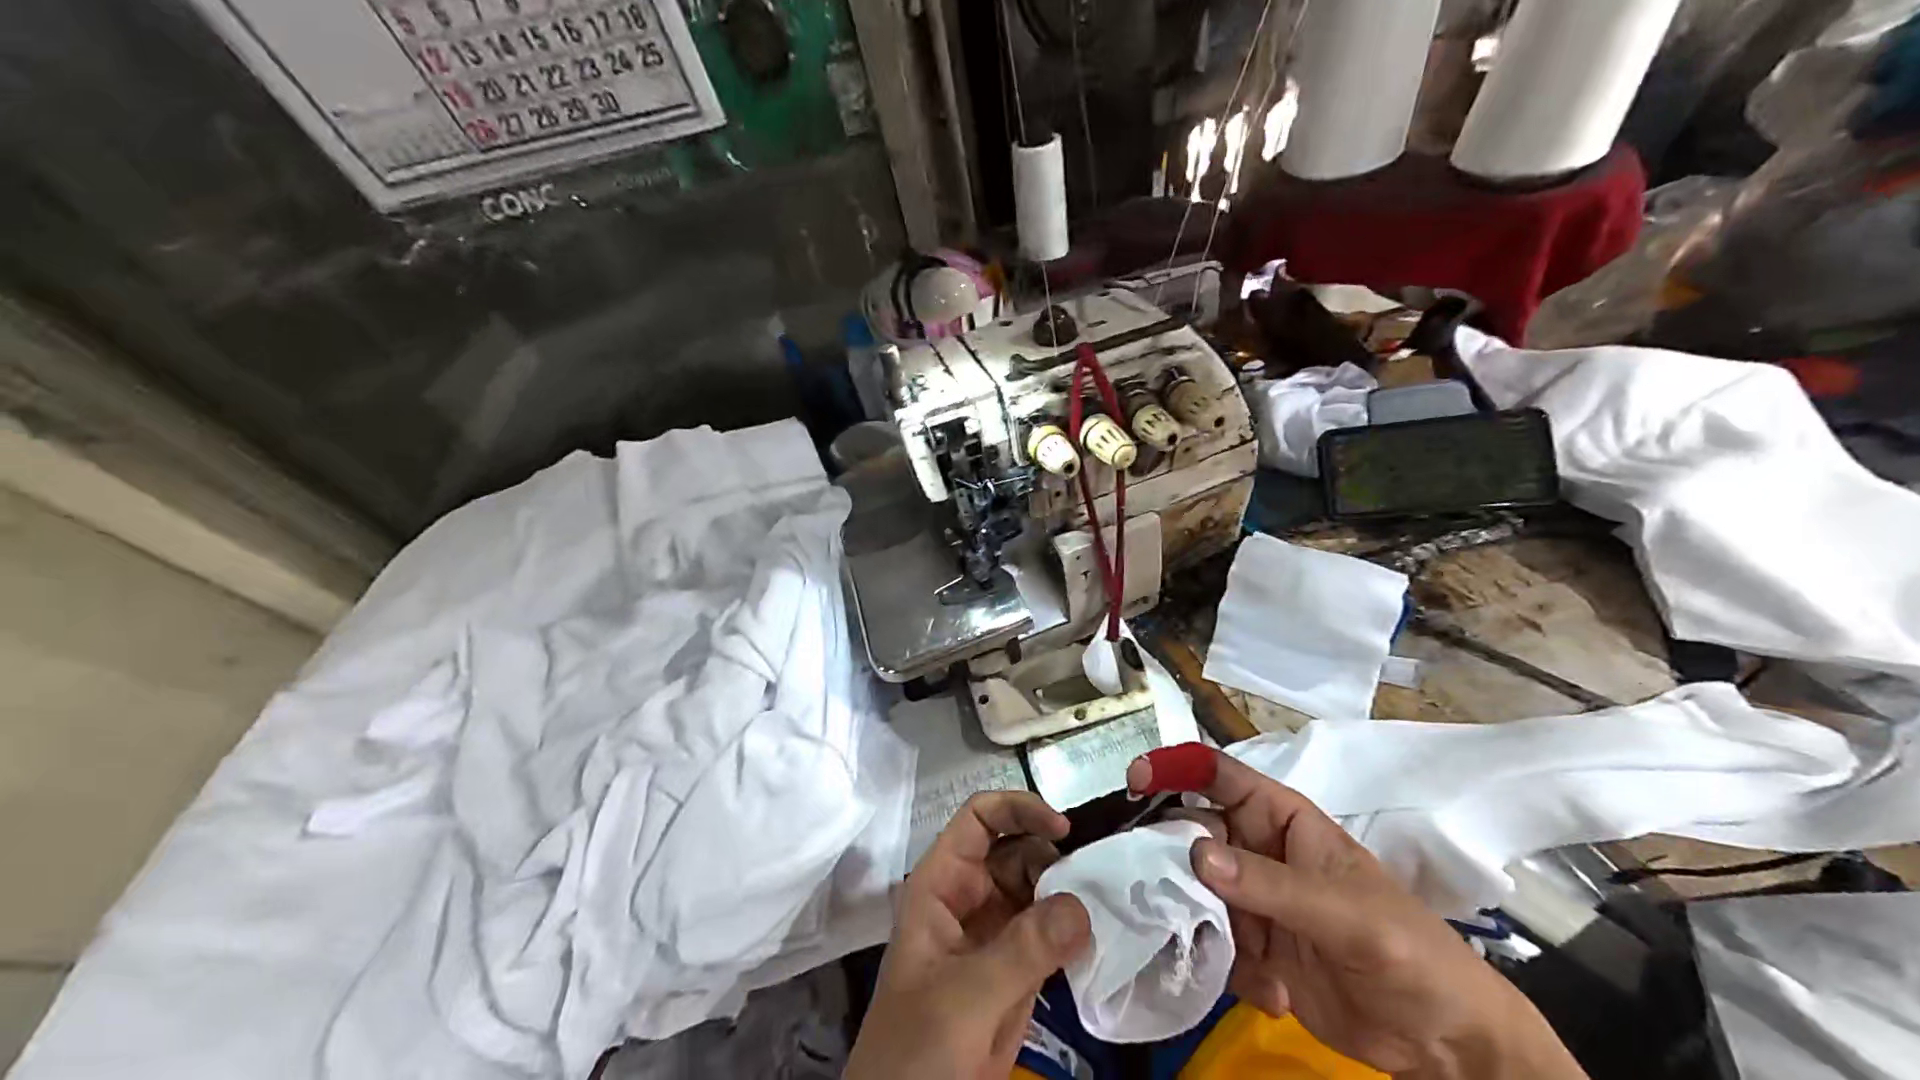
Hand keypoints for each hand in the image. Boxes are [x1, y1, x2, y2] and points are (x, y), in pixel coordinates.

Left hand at [845, 792, 1091, 1079]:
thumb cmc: (918, 1050)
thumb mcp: (966, 997)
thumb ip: (1023, 950)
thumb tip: (1082, 905)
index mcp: (941, 885)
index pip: (978, 819)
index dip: (1017, 810)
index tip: (1063, 829)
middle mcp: (968, 898)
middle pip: (1016, 850)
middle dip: (1054, 856)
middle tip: (1099, 879)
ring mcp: (992, 934)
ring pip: (1037, 889)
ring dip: (1070, 892)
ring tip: (1110, 903)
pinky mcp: (1015, 969)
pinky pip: (1049, 932)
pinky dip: (1074, 929)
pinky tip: (1102, 936)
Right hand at [1129, 745, 1586, 1079]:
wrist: (1445, 1043)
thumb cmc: (1408, 953)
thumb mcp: (1345, 915)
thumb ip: (1270, 883)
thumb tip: (1195, 852)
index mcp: (1282, 821)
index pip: (1221, 776)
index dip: (1177, 767)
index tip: (1134, 779)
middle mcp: (1257, 853)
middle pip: (1191, 833)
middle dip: (1167, 856)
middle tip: (1146, 882)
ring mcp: (1250, 901)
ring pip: (1191, 890)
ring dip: (1191, 918)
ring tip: (1216, 948)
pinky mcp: (1248, 950)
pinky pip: (1207, 942)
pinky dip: (1220, 964)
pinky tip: (1267, 991)